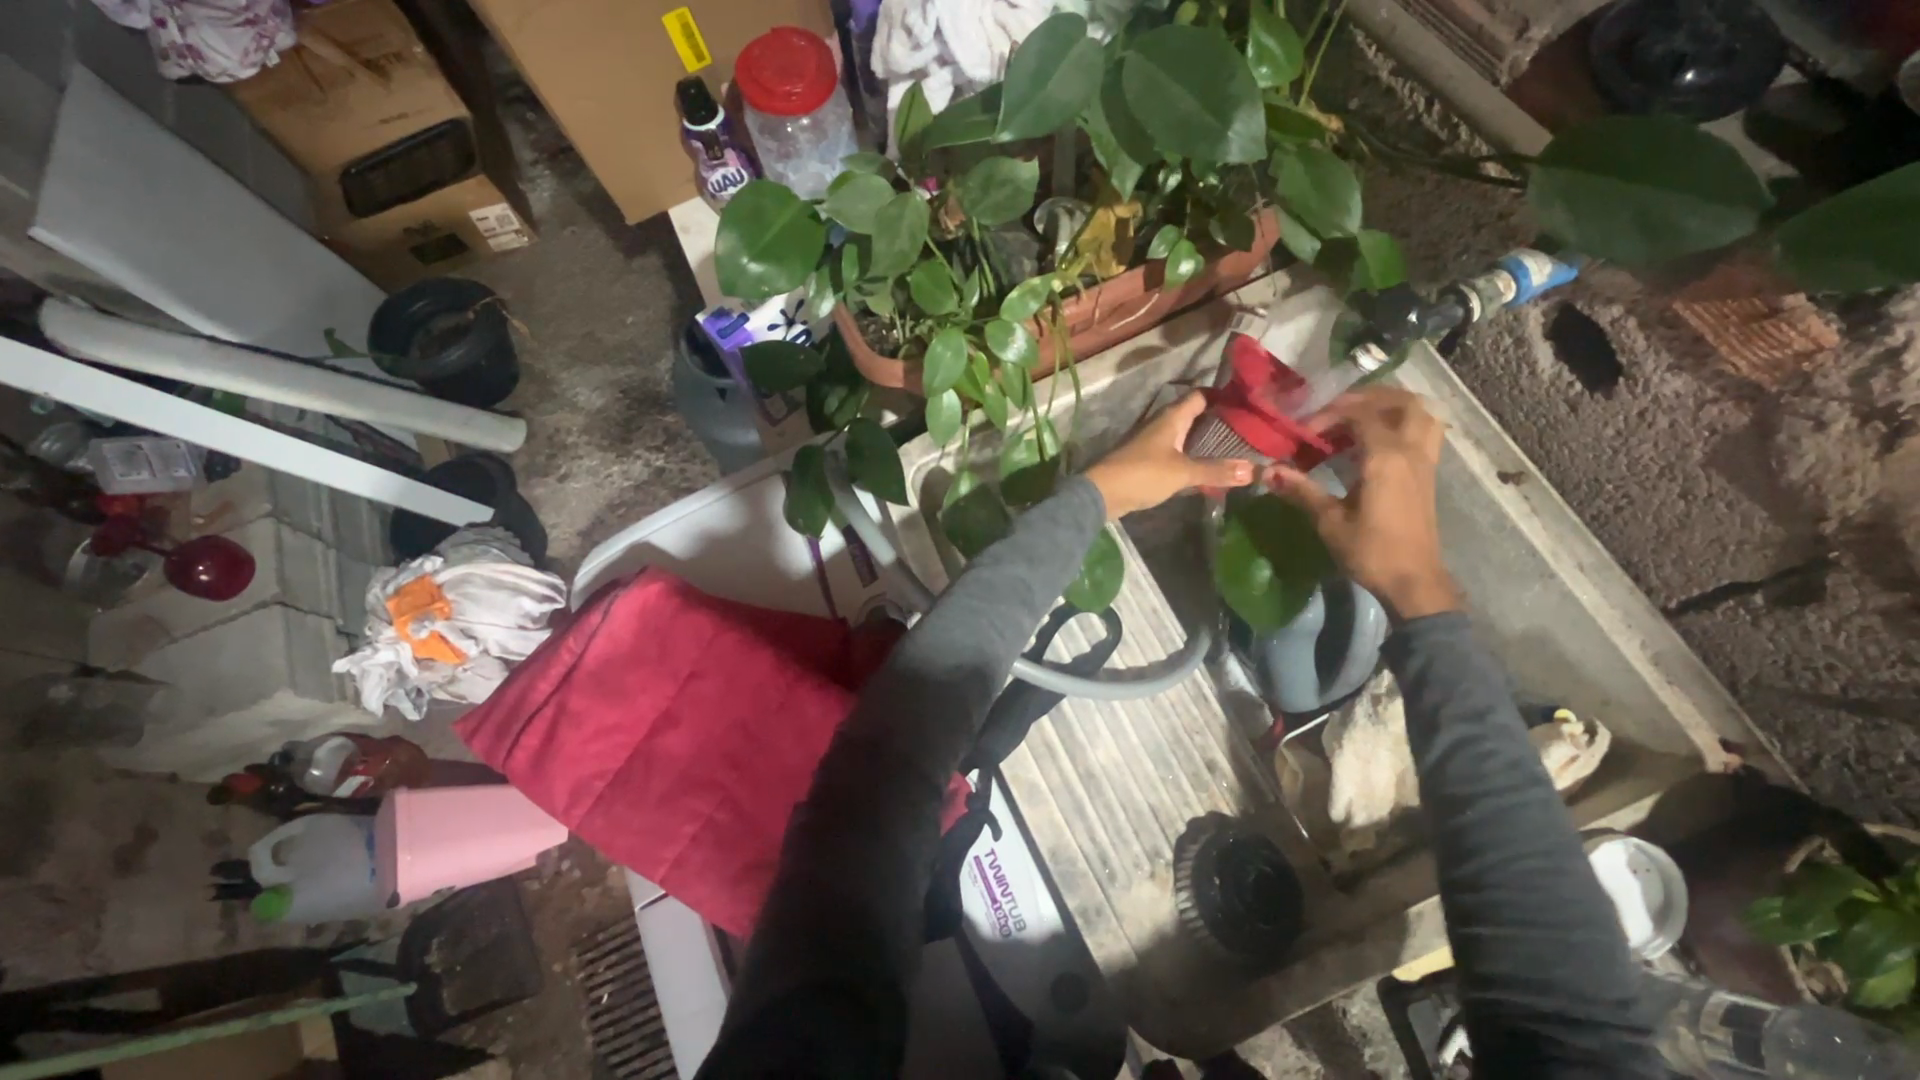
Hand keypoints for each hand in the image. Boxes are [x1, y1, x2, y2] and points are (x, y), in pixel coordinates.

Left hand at [1084, 392, 1255, 519]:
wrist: (1102, 494)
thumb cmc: (1142, 474)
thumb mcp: (1183, 472)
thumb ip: (1216, 470)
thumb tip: (1253, 470)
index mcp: (1171, 417)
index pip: (1201, 395)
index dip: (1223, 396)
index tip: (1247, 404)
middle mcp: (1163, 424)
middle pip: (1196, 416)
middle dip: (1220, 421)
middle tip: (1249, 430)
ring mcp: (1154, 442)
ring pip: (1187, 436)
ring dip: (1207, 441)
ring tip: (1236, 449)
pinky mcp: (1149, 461)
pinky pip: (1178, 453)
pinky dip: (1193, 457)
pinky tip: (1208, 469)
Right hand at [1265, 386, 1459, 620]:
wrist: (1413, 580)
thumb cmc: (1370, 551)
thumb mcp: (1329, 521)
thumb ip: (1301, 490)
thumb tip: (1268, 472)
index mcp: (1386, 457)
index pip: (1360, 415)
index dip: (1330, 414)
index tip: (1304, 429)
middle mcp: (1410, 451)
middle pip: (1401, 402)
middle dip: (1368, 397)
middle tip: (1337, 409)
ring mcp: (1424, 462)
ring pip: (1421, 414)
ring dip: (1393, 407)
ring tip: (1362, 416)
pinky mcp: (1428, 475)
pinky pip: (1424, 432)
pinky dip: (1403, 424)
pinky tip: (1378, 440)